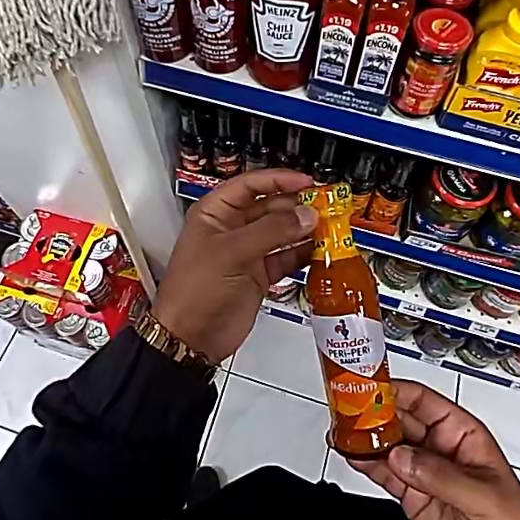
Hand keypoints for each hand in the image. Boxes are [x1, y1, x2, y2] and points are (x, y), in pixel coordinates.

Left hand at [151, 168, 315, 360]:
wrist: (191, 339)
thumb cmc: (196, 291)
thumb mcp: (232, 252)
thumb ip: (272, 230)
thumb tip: (305, 214)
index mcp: (215, 213)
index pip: (250, 184)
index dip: (278, 179)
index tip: (306, 182)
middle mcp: (232, 229)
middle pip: (270, 206)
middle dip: (296, 205)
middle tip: (324, 206)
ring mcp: (246, 252)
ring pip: (281, 232)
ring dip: (303, 229)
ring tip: (328, 227)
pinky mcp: (258, 275)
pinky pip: (286, 257)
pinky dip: (302, 254)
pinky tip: (319, 250)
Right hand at [351, 381, 519, 519]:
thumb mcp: (483, 498)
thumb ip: (440, 476)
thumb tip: (402, 457)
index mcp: (462, 434)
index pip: (423, 401)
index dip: (396, 391)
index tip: (370, 388)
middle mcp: (440, 448)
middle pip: (400, 419)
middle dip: (373, 412)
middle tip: (346, 410)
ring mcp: (425, 473)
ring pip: (388, 444)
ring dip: (365, 437)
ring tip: (341, 431)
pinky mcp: (414, 498)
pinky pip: (385, 473)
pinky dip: (366, 463)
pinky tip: (352, 456)